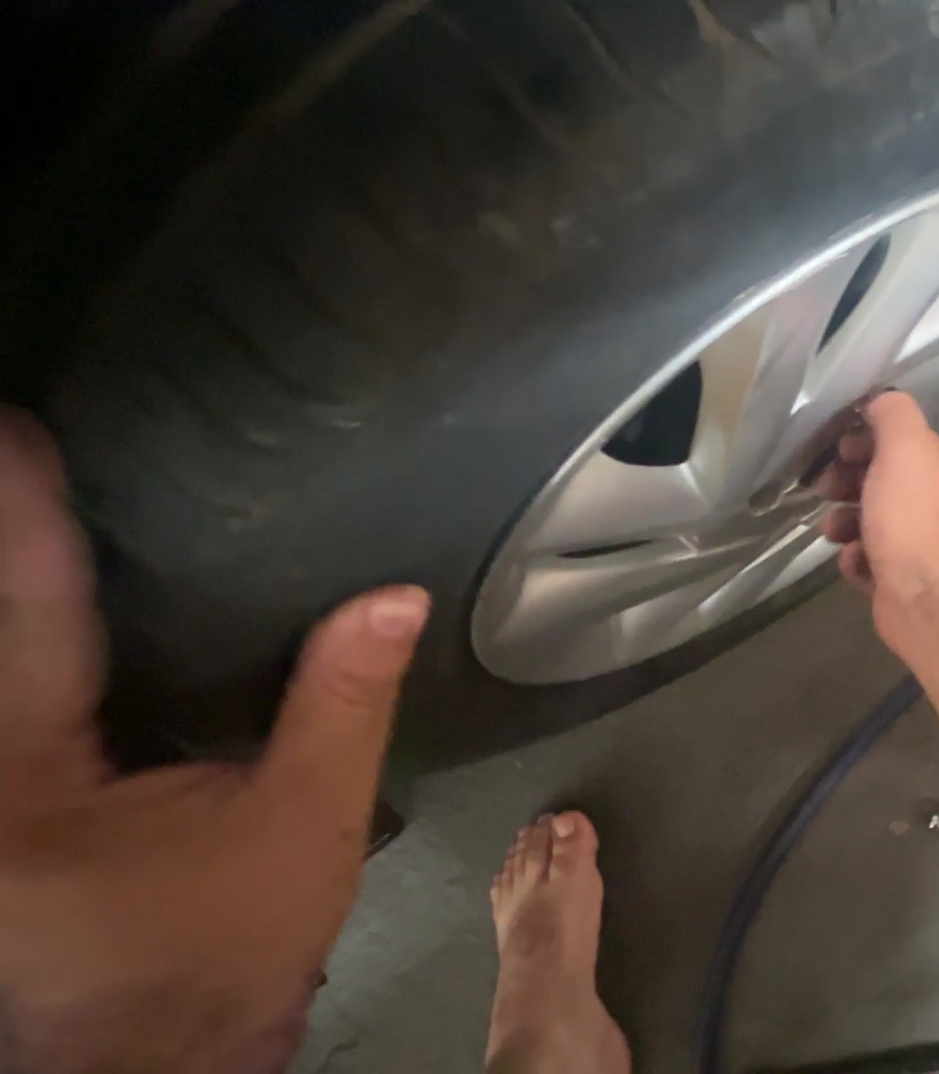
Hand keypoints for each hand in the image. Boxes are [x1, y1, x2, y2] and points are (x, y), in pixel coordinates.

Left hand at [0, 408, 427, 1072]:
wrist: (173, 1038)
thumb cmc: (234, 935)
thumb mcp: (307, 819)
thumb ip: (344, 702)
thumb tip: (392, 598)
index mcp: (22, 781)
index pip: (29, 621)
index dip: (26, 521)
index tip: (21, 433)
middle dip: (9, 541)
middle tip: (29, 446)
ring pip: (6, 662)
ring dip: (27, 587)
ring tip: (58, 499)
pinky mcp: (15, 798)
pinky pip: (29, 689)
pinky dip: (50, 633)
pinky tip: (91, 594)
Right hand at [815, 392, 938, 623]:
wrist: (925, 601)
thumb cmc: (911, 520)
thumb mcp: (905, 449)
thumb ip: (894, 415)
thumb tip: (878, 401)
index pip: (899, 440)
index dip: (865, 438)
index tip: (840, 448)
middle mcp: (932, 503)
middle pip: (878, 479)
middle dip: (845, 479)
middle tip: (825, 487)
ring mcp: (916, 542)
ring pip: (866, 519)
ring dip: (842, 521)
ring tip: (835, 531)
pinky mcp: (898, 577)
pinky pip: (866, 557)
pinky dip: (855, 558)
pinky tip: (857, 561)